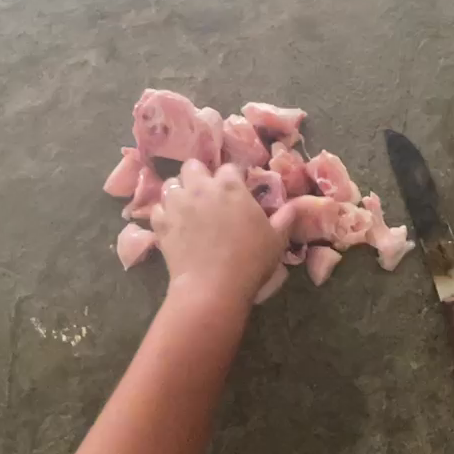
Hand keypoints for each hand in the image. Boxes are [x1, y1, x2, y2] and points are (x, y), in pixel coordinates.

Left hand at [151, 160, 289, 305]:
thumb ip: (285, 217)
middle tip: (208, 193)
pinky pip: (157, 209)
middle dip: (200, 175)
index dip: (234, 177)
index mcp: (230, 186)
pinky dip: (164, 214)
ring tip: (188, 206)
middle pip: (193, 166)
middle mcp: (200, 187)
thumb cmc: (250, 260)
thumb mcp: (277, 239)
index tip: (239, 188)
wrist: (212, 287)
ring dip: (179, 191)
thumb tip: (295, 205)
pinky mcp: (161, 224)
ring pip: (171, 184)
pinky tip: (173, 224)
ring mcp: (177, 204)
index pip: (229, 168)